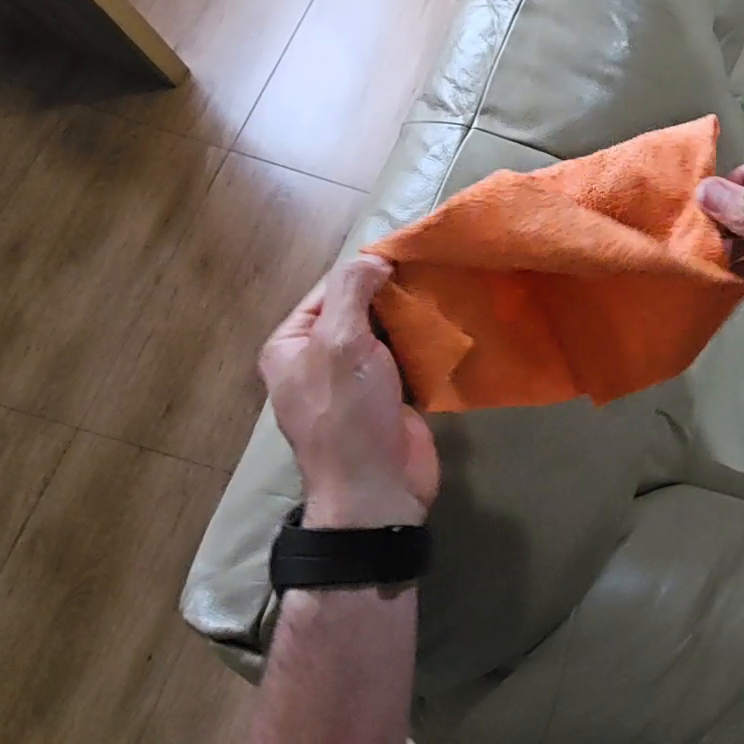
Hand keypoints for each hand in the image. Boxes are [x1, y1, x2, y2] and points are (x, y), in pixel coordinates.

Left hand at [260, 256, 439, 527]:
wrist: (377, 489)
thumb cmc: (348, 413)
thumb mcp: (340, 342)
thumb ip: (352, 290)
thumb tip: (374, 257)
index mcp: (292, 345)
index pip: (330, 289)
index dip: (366, 270)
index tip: (408, 256)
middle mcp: (320, 359)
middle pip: (361, 308)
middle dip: (394, 293)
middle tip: (433, 270)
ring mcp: (356, 380)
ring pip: (388, 332)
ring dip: (415, 317)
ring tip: (448, 291)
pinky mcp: (391, 396)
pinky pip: (408, 357)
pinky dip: (427, 343)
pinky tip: (452, 325)